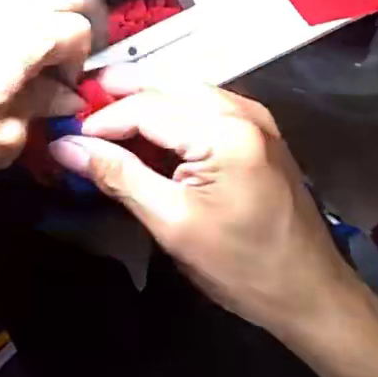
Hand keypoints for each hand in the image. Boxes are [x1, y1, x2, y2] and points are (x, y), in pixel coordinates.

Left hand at [0, 0, 99, 196]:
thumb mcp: (0, 141)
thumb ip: (42, 108)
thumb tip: (65, 94)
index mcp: (25, 37)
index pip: (80, 29)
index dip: (79, 59)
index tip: (60, 84)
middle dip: (73, 20)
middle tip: (57, 53)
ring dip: (36, 9)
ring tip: (17, 43)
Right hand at [50, 70, 359, 334]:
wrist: (310, 291)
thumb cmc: (241, 267)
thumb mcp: (173, 224)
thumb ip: (120, 177)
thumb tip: (68, 148)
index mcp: (225, 131)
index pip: (149, 107)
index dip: (103, 119)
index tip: (67, 137)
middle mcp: (242, 110)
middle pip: (169, 86)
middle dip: (122, 94)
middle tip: (79, 106)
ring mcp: (254, 117)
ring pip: (187, 90)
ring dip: (146, 99)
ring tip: (104, 114)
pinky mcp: (257, 130)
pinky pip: (205, 105)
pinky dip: (172, 110)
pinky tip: (149, 127)